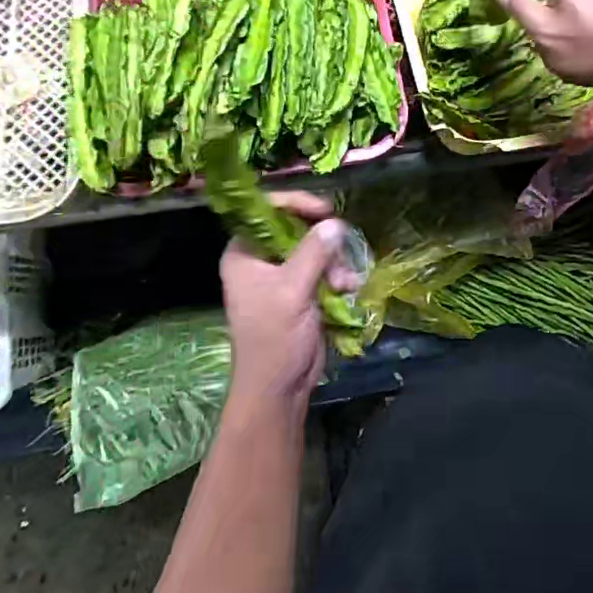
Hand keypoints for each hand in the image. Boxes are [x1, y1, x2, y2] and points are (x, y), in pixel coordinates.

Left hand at [219, 193, 359, 404]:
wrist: (279, 387)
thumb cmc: (274, 337)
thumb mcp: (292, 290)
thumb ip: (314, 253)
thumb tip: (336, 223)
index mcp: (244, 252)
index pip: (267, 211)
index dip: (296, 204)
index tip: (325, 210)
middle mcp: (260, 259)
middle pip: (295, 228)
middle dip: (323, 241)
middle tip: (340, 255)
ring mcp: (281, 276)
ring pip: (314, 250)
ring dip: (334, 263)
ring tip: (344, 284)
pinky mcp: (300, 292)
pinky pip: (323, 270)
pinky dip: (337, 277)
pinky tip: (348, 289)